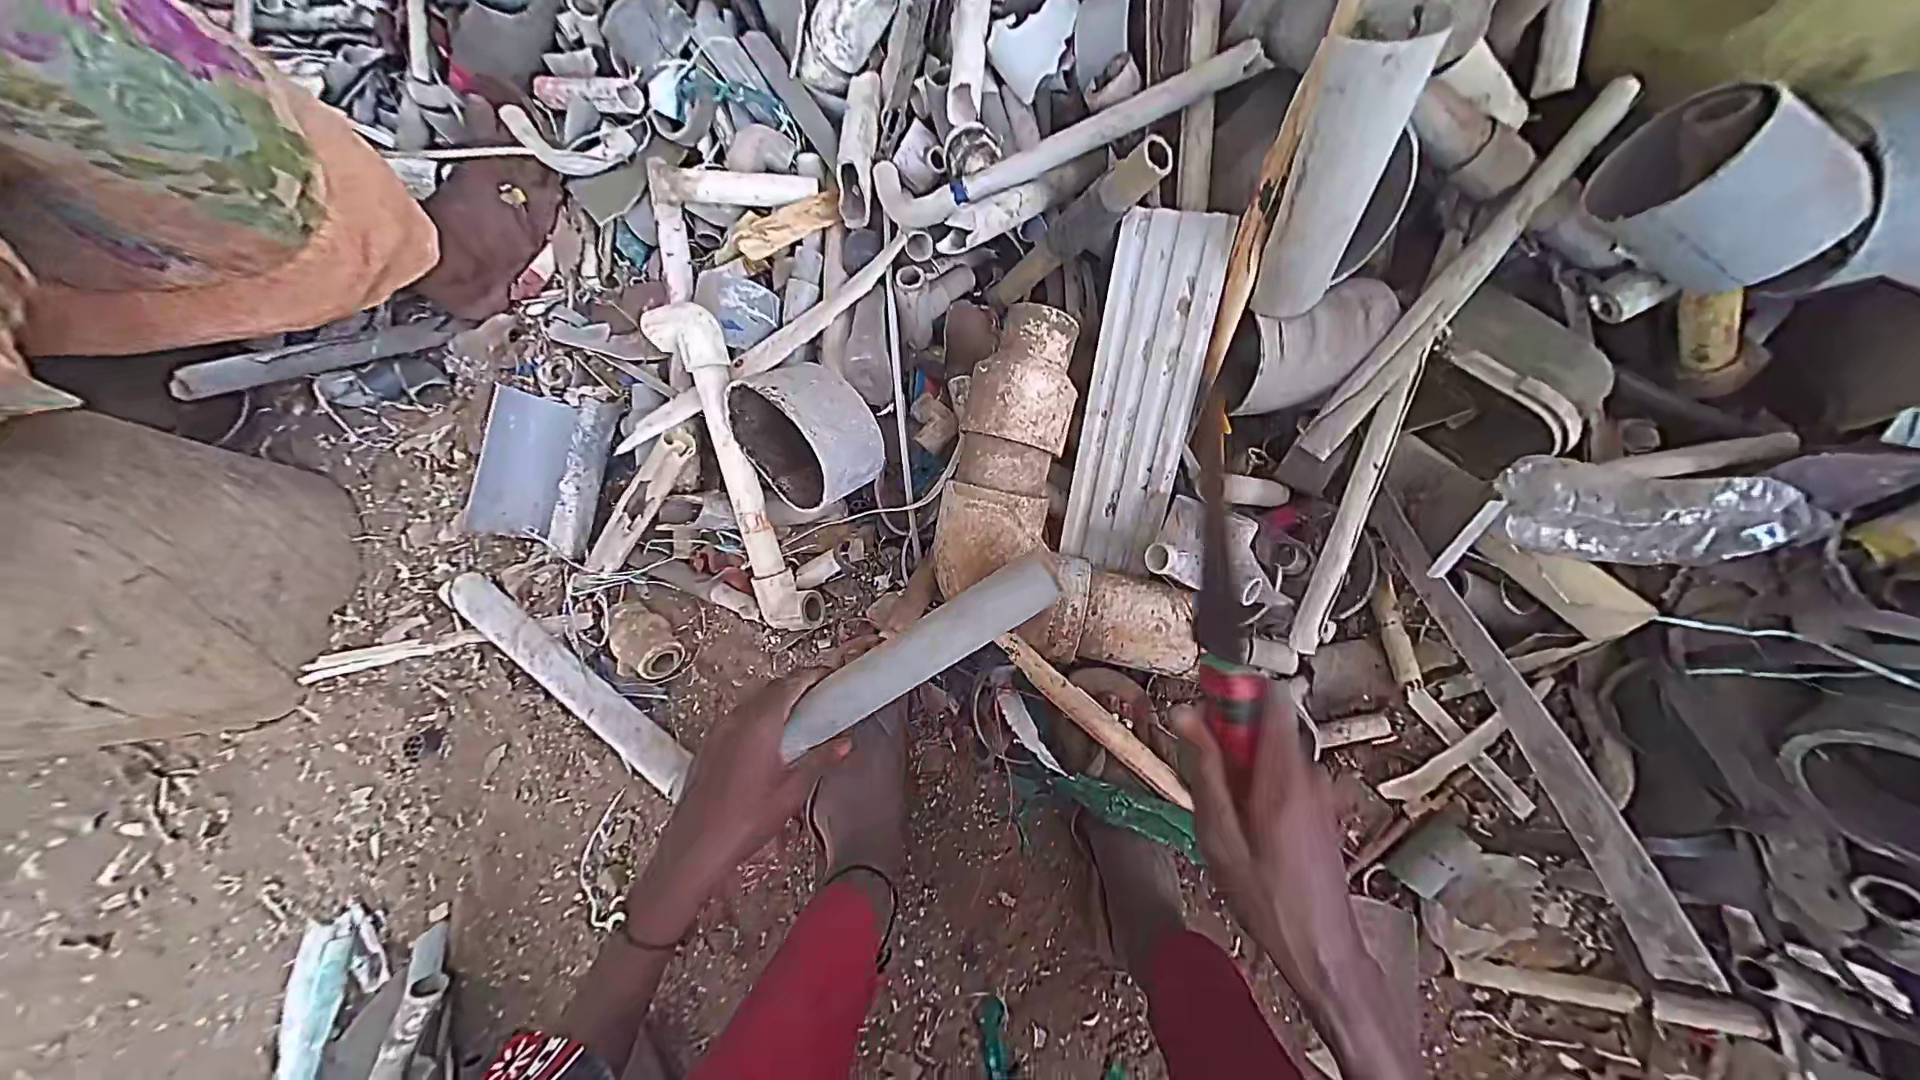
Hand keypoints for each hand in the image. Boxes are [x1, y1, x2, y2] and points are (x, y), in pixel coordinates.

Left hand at [626, 671, 850, 939]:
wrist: (696, 847)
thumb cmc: (741, 822)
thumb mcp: (793, 790)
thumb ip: (821, 760)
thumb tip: (842, 746)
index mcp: (761, 723)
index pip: (791, 683)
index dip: (813, 675)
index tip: (827, 676)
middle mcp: (737, 720)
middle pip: (771, 688)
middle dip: (797, 687)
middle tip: (818, 698)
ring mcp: (719, 732)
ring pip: (753, 702)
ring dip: (776, 702)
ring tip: (797, 721)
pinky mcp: (709, 746)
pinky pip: (737, 719)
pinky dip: (757, 719)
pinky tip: (768, 743)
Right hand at [1170, 683, 1354, 978]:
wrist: (1322, 950)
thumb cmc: (1270, 900)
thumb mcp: (1219, 834)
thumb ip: (1204, 768)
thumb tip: (1186, 718)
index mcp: (1283, 776)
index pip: (1269, 697)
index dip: (1234, 688)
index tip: (1206, 695)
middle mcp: (1309, 774)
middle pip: (1264, 723)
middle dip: (1229, 733)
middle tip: (1205, 766)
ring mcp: (1320, 789)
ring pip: (1271, 747)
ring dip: (1242, 761)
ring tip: (1225, 804)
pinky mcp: (1321, 803)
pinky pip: (1284, 769)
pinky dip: (1259, 778)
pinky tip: (1247, 818)